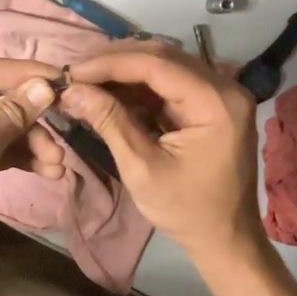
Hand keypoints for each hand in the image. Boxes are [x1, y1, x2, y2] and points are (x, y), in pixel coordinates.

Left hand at [0, 59, 66, 278]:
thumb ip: (11, 116)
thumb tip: (46, 86)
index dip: (26, 74)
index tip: (63, 80)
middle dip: (32, 117)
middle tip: (66, 126)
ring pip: (4, 125)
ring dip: (32, 141)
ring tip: (57, 163)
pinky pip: (0, 147)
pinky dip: (22, 156)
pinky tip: (48, 171)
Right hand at [59, 41, 264, 266]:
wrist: (225, 238)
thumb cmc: (186, 210)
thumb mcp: (141, 167)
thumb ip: (109, 122)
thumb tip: (71, 90)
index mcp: (217, 103)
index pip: (157, 65)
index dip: (111, 63)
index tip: (72, 71)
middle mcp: (224, 88)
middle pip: (162, 57)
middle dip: (115, 62)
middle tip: (75, 73)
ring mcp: (220, 94)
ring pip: (164, 65)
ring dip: (124, 71)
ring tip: (86, 80)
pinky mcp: (211, 103)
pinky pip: (170, 82)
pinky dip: (138, 86)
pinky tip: (109, 92)